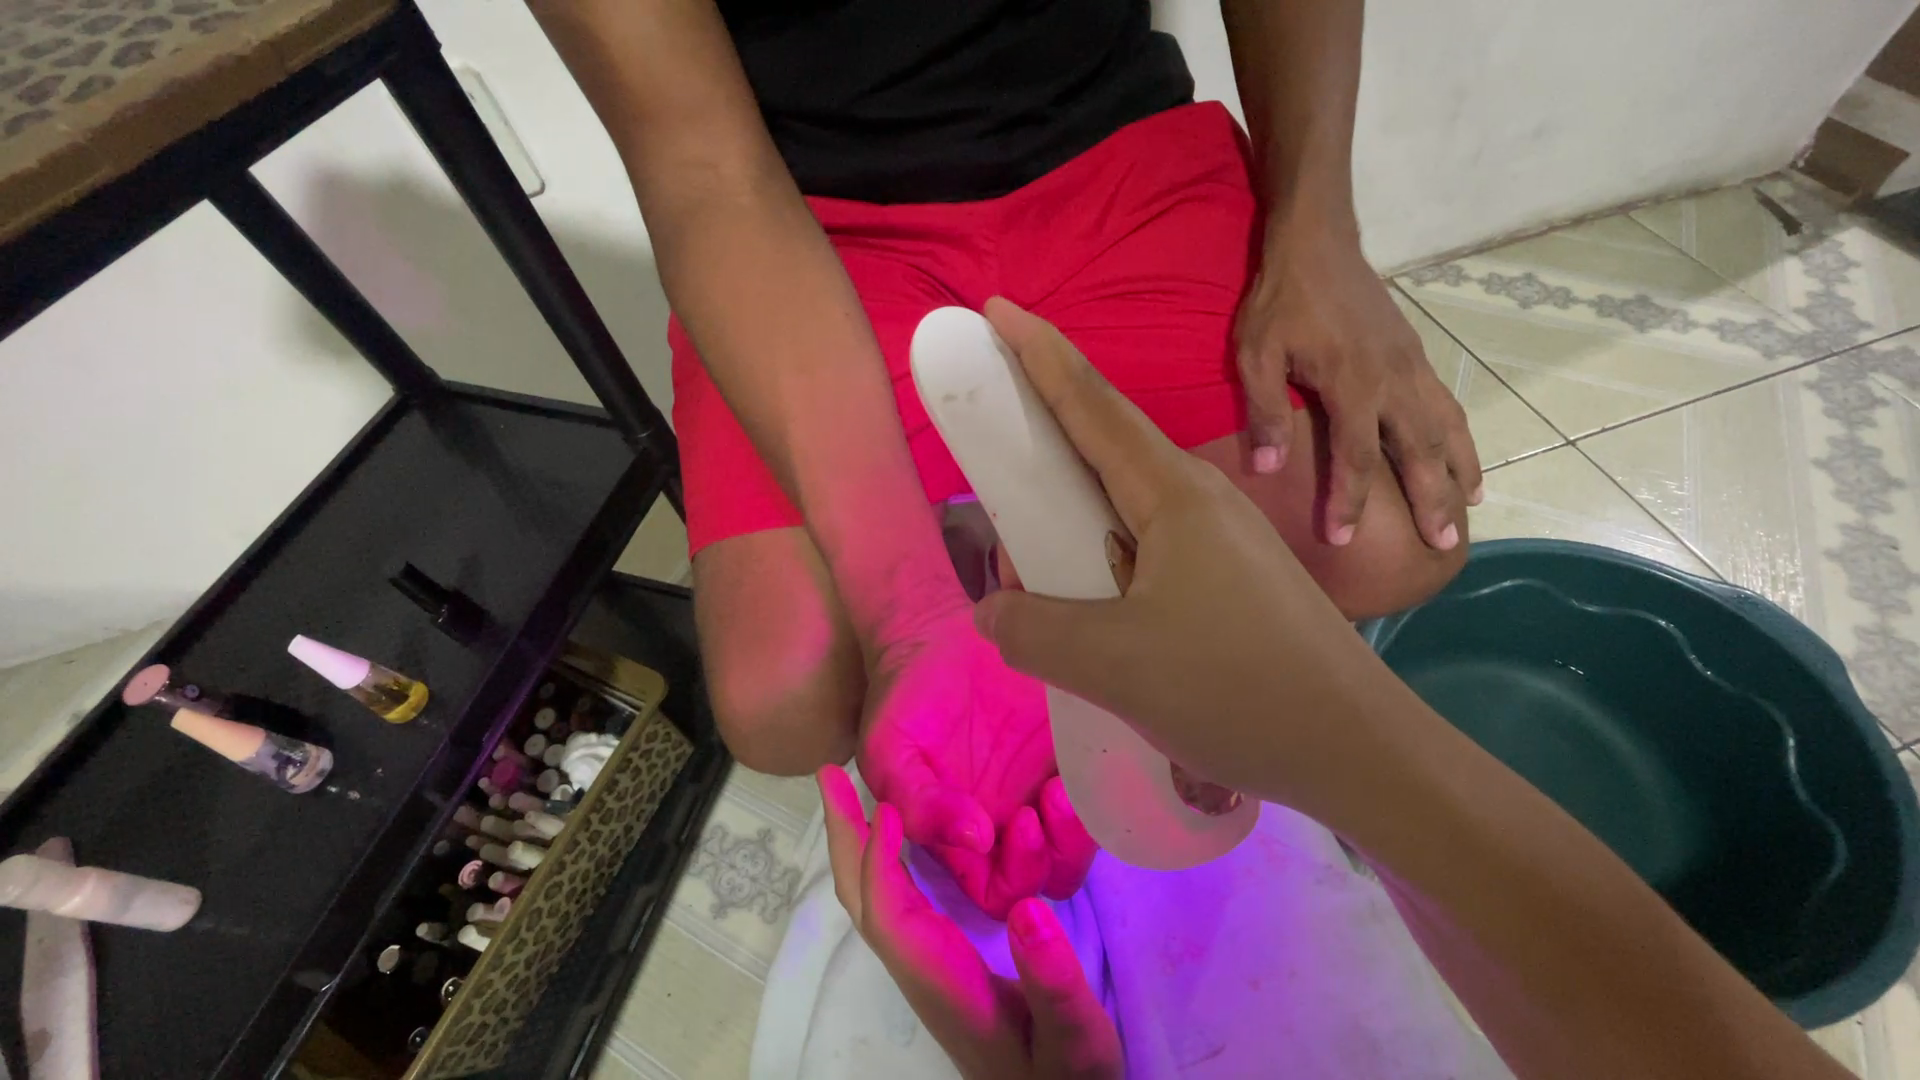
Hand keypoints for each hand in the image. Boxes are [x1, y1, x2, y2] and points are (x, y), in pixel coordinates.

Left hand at [818, 766, 1122, 1079]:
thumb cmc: (1067, 1074)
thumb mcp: (1078, 1037)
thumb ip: (1054, 982)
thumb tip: (1027, 909)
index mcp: (943, 984)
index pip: (890, 916)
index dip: (881, 858)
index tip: (889, 803)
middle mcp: (920, 970)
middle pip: (862, 899)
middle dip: (843, 836)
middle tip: (830, 776)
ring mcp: (925, 964)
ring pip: (873, 896)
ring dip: (857, 839)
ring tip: (852, 787)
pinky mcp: (939, 958)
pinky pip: (896, 896)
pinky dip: (885, 853)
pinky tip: (898, 828)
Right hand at [858, 603, 1098, 917]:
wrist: (937, 635)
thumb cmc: (906, 698)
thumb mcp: (889, 752)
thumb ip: (916, 802)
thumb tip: (973, 839)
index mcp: (965, 834)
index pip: (1000, 891)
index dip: (1014, 877)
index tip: (1014, 826)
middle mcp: (1010, 819)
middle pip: (1049, 874)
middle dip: (1052, 854)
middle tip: (1042, 804)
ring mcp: (1045, 785)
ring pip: (1081, 838)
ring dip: (1078, 827)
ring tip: (1059, 784)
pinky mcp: (1073, 750)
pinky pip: (1102, 788)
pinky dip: (1100, 787)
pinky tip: (1082, 758)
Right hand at [971, 298, 1400, 814]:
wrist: (1355, 749)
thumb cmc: (1234, 688)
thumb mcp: (1110, 663)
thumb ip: (1031, 630)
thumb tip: (993, 610)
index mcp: (1173, 496)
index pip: (1091, 405)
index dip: (1039, 355)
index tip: (998, 310)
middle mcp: (1201, 502)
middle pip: (1105, 453)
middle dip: (1043, 449)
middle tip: (997, 477)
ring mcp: (1224, 543)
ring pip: (1126, 513)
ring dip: (1074, 525)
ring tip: (1039, 574)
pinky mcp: (1233, 583)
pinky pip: (1150, 556)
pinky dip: (1106, 568)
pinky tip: (1095, 617)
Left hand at [1234, 220, 1480, 549]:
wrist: (1318, 242)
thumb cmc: (1280, 300)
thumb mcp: (1255, 354)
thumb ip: (1262, 410)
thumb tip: (1266, 467)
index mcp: (1352, 384)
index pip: (1354, 457)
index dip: (1348, 501)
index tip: (1342, 539)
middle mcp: (1392, 380)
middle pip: (1420, 451)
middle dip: (1431, 501)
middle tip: (1443, 547)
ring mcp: (1410, 365)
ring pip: (1446, 428)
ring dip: (1459, 471)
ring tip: (1468, 511)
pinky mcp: (1414, 354)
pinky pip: (1446, 404)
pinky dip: (1461, 436)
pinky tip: (1462, 457)